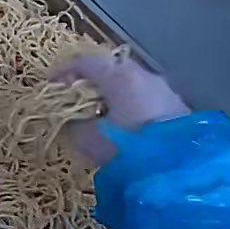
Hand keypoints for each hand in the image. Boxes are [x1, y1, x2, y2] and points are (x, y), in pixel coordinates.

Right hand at [52, 53, 189, 165]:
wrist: (178, 166)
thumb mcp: (90, 140)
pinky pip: (144, 95)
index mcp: (119, 77)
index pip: (85, 62)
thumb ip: (74, 125)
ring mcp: (161, 87)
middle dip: (89, 81)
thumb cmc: (129, 147)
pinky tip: (124, 122)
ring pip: (129, 81)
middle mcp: (142, 74)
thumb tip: (71, 120)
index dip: (63, 71)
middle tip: (75, 97)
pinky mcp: (175, 104)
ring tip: (99, 112)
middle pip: (109, 68)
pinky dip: (129, 102)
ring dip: (111, 92)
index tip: (51, 84)